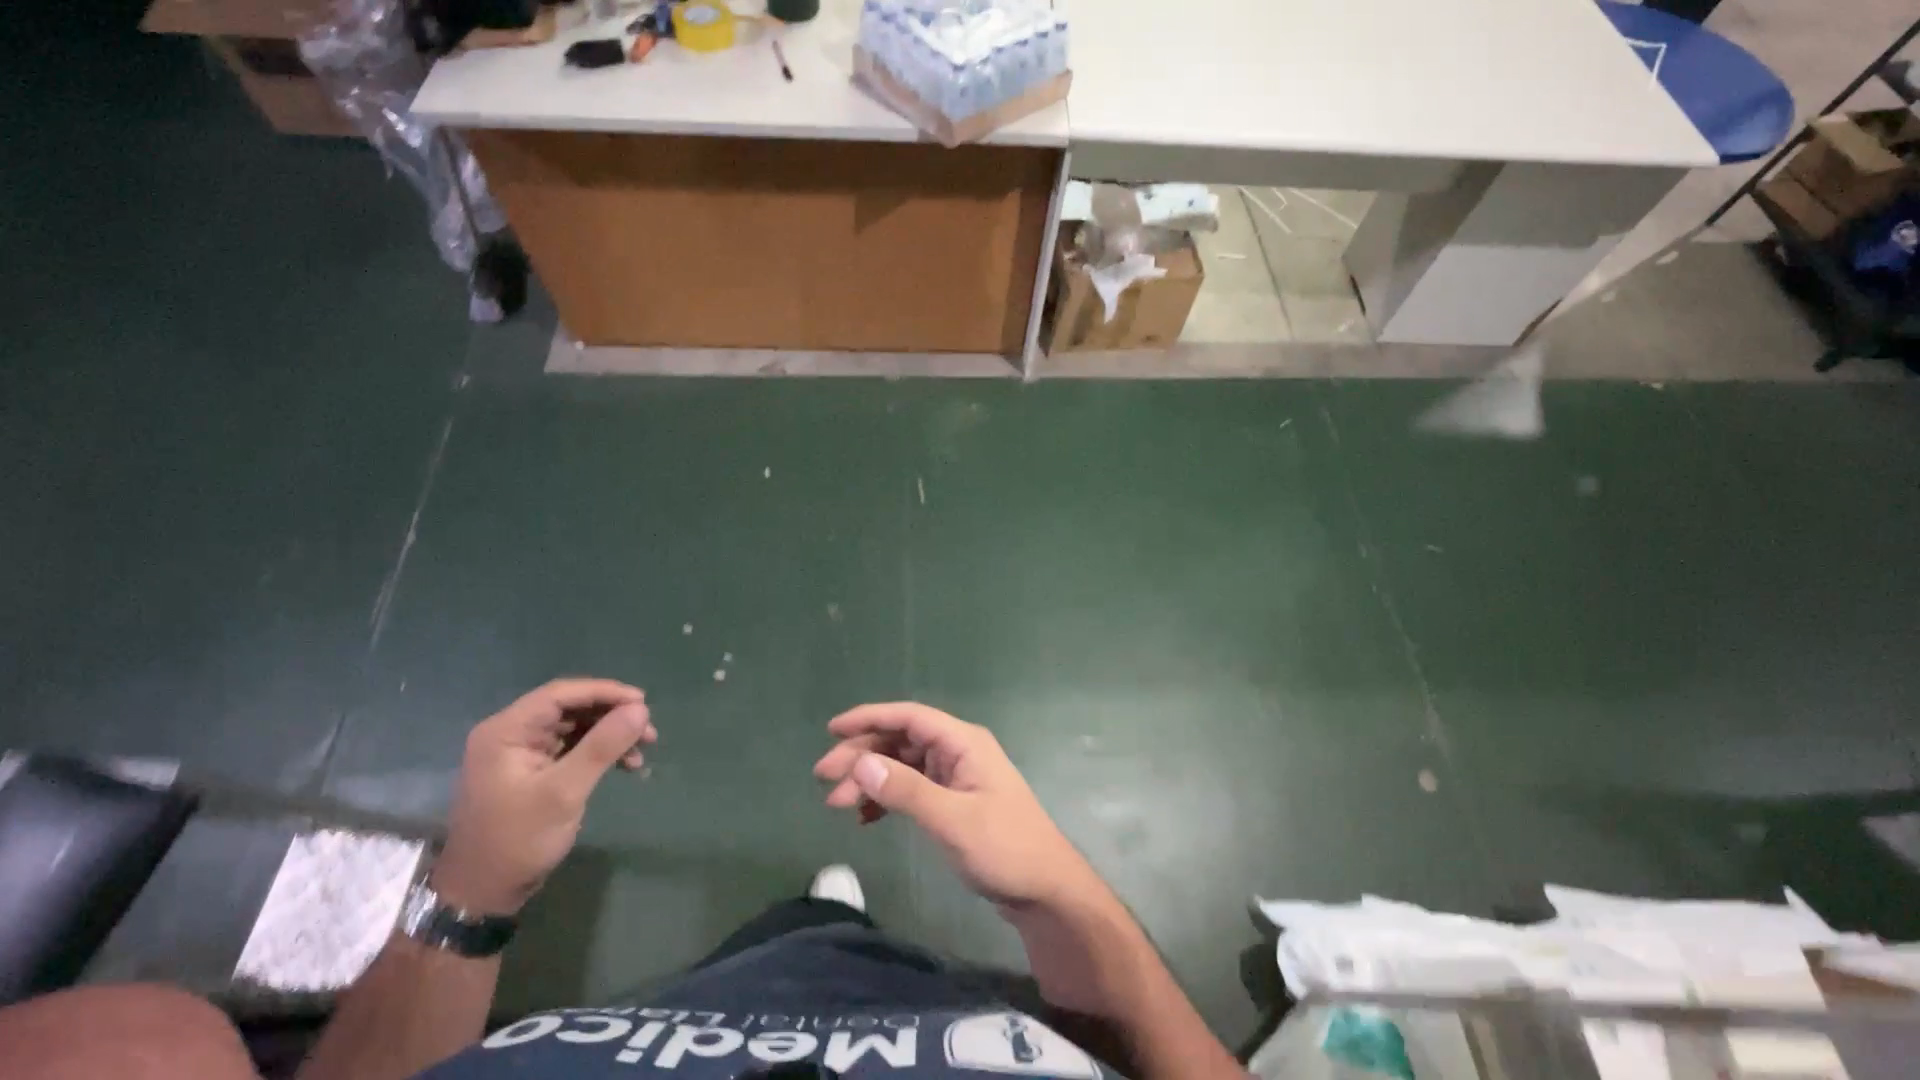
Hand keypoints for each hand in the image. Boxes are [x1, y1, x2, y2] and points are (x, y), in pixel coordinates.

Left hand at [433, 678, 655, 914]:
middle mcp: (510, 735)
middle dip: (611, 716)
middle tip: (649, 731)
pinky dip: (598, 754)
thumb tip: (640, 710)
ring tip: (642, 750)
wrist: (483, 893)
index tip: (643, 703)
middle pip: (569, 709)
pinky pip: (570, 750)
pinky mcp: (531, 774)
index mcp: (506, 731)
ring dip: (608, 736)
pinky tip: (624, 766)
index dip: (604, 692)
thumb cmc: (518, 839)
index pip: (560, 694)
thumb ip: (601, 746)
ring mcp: (520, 755)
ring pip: (573, 729)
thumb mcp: (564, 792)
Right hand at [813, 702, 1100, 909]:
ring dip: (870, 780)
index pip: (909, 716)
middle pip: (901, 741)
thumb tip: (860, 763)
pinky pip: (911, 790)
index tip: (831, 731)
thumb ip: (906, 790)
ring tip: (836, 805)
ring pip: (903, 766)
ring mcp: (957, 778)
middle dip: (862, 755)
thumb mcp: (952, 820)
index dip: (869, 718)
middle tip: (824, 780)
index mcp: (964, 743)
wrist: (1045, 892)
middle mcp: (959, 753)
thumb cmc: (1005, 848)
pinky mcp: (954, 804)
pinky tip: (864, 818)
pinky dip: (886, 798)